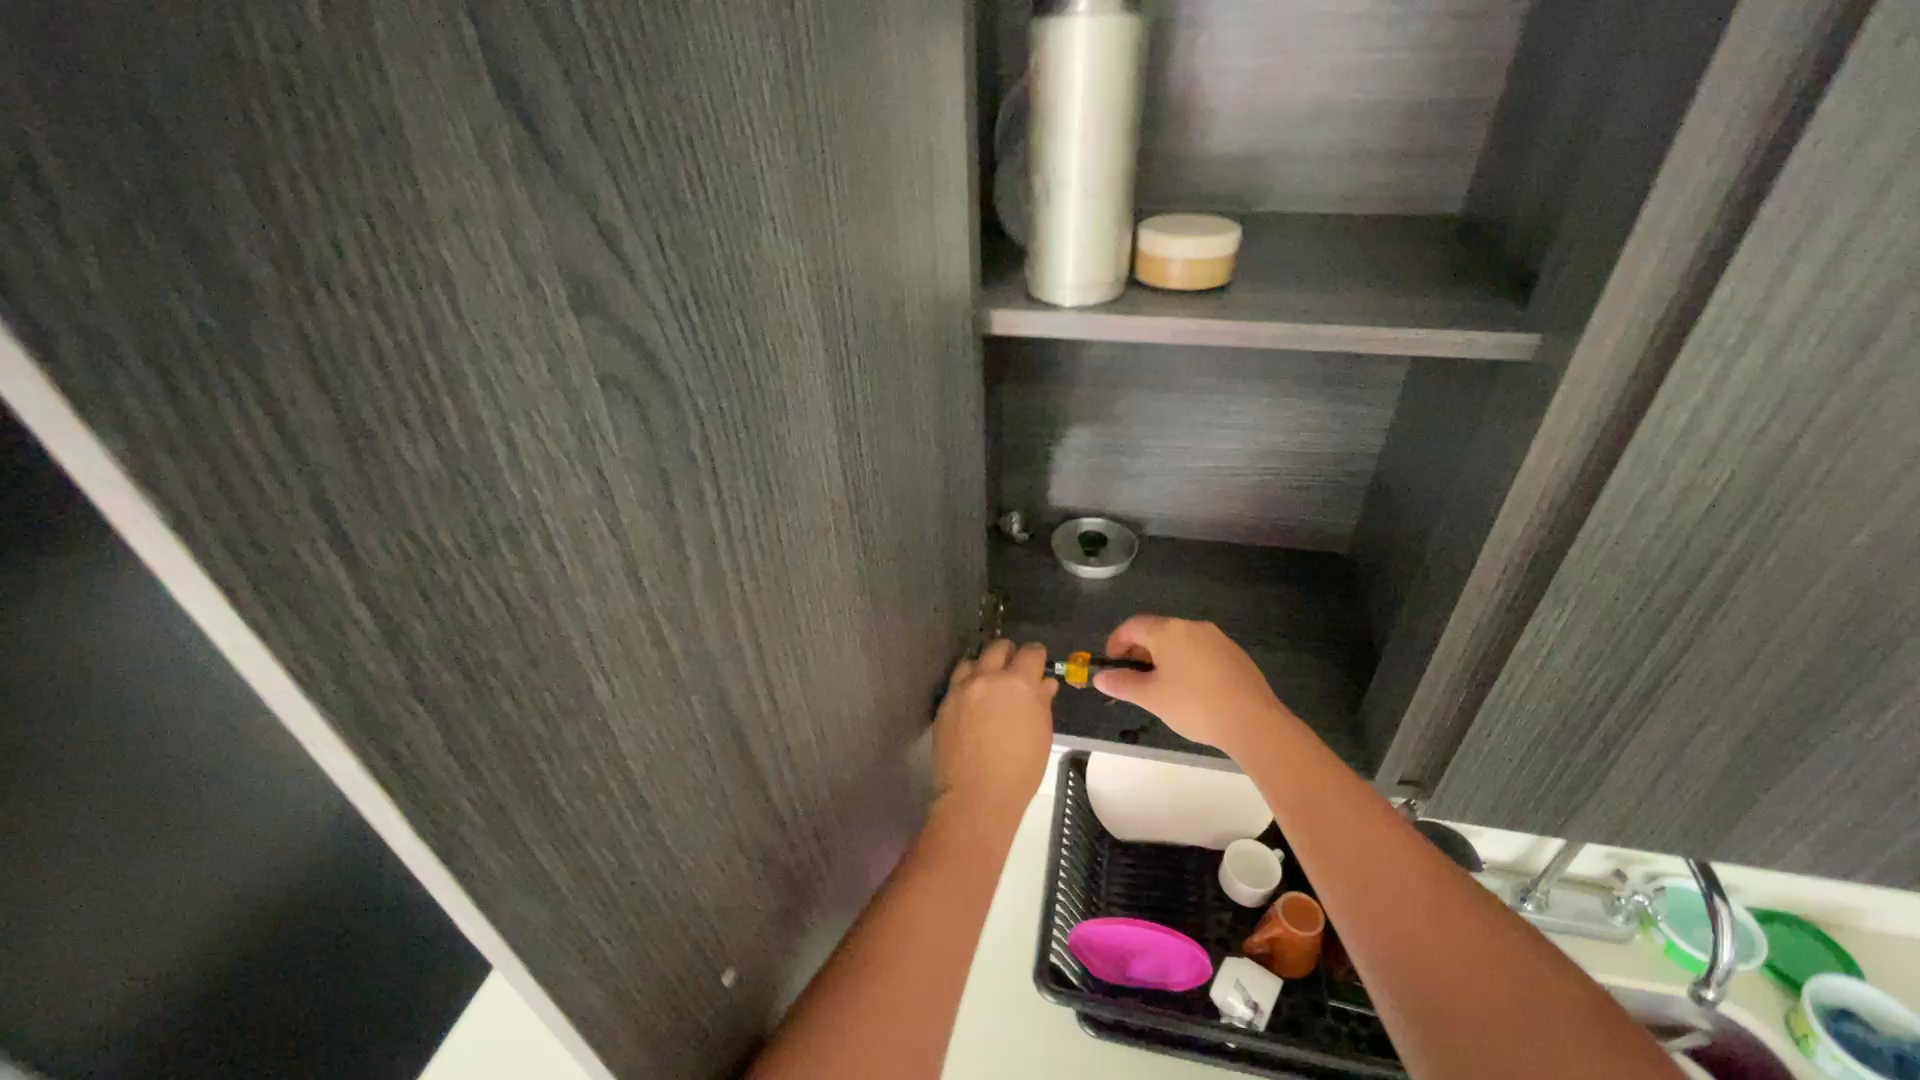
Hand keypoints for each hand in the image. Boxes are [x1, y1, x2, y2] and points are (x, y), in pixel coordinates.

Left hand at [932, 639, 1056, 820]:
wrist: (976, 795)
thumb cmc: (1020, 770)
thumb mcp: (1042, 734)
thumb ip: (1042, 702)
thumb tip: (1044, 683)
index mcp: (1018, 683)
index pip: (1031, 652)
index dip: (1036, 656)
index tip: (1037, 664)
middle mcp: (987, 678)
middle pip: (998, 648)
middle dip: (1009, 654)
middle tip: (1014, 670)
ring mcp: (961, 689)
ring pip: (972, 661)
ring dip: (983, 666)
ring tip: (989, 682)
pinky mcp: (944, 704)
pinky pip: (957, 683)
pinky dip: (967, 684)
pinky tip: (973, 701)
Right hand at [1092, 615, 1293, 755]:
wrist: (1252, 721)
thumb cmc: (1193, 705)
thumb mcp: (1151, 697)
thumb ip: (1122, 684)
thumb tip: (1100, 677)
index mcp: (1168, 631)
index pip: (1132, 626)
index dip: (1116, 643)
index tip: (1112, 666)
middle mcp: (1192, 627)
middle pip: (1157, 632)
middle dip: (1140, 653)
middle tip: (1134, 680)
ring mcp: (1217, 639)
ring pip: (1180, 642)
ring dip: (1164, 659)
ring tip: (1162, 688)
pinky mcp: (1234, 654)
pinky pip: (1201, 652)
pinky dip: (1187, 665)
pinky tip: (1192, 691)